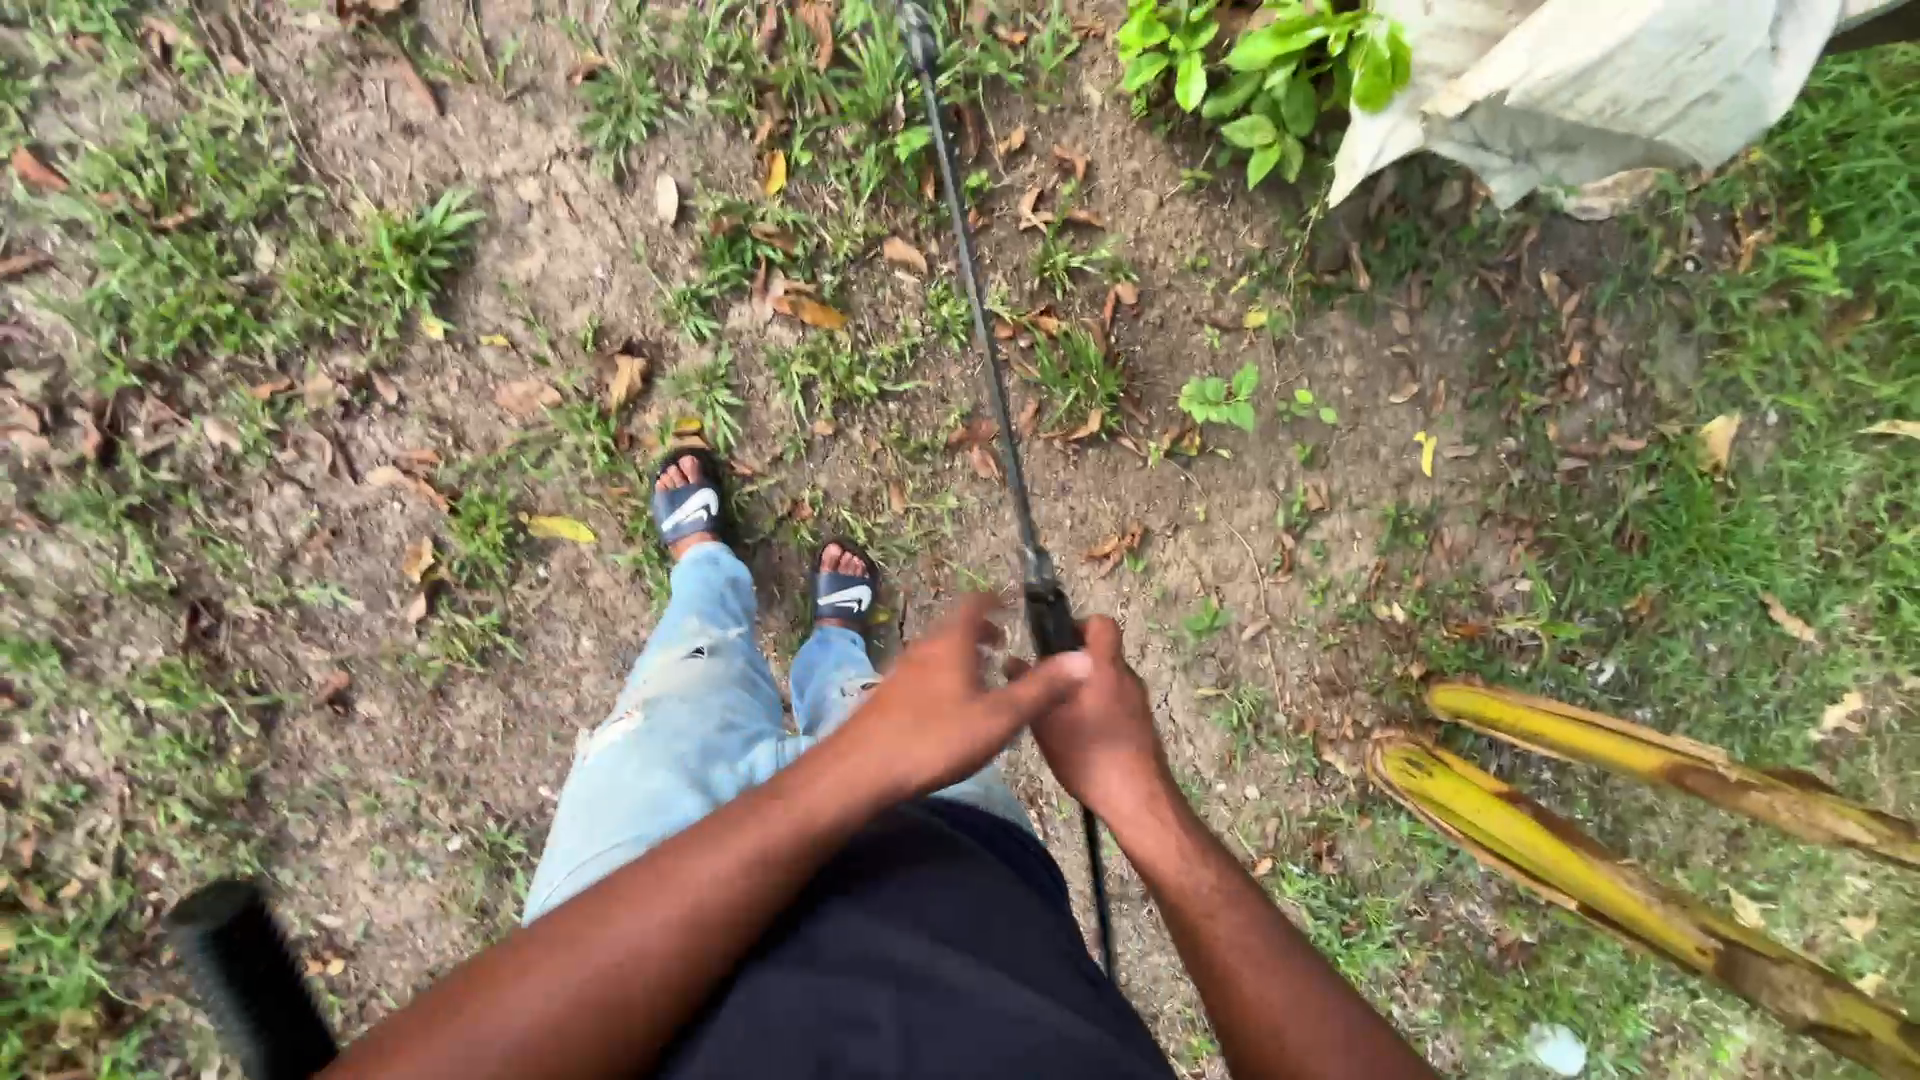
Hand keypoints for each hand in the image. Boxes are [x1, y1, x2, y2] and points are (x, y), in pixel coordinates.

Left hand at [829, 593, 1091, 803]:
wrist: (860, 770)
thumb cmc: (935, 738)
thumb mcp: (998, 718)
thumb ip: (1041, 689)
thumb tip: (1085, 659)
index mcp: (951, 643)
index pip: (974, 603)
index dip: (995, 599)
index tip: (1013, 605)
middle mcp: (923, 648)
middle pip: (953, 626)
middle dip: (981, 631)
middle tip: (1003, 644)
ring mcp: (900, 671)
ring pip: (936, 650)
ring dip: (961, 654)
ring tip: (982, 677)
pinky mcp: (886, 696)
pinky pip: (923, 672)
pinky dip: (943, 674)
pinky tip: (949, 709)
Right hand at [1017, 616, 1176, 825]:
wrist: (1138, 799)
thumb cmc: (1089, 753)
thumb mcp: (1046, 722)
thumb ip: (1030, 687)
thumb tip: (1012, 662)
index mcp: (1105, 668)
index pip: (1102, 624)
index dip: (1079, 625)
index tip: (1056, 644)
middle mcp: (1127, 678)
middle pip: (1100, 654)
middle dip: (1073, 664)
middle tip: (1047, 685)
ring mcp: (1138, 702)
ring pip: (1106, 681)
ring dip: (1083, 689)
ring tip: (1058, 715)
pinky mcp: (1141, 724)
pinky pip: (1114, 702)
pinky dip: (1096, 710)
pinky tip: (1078, 737)